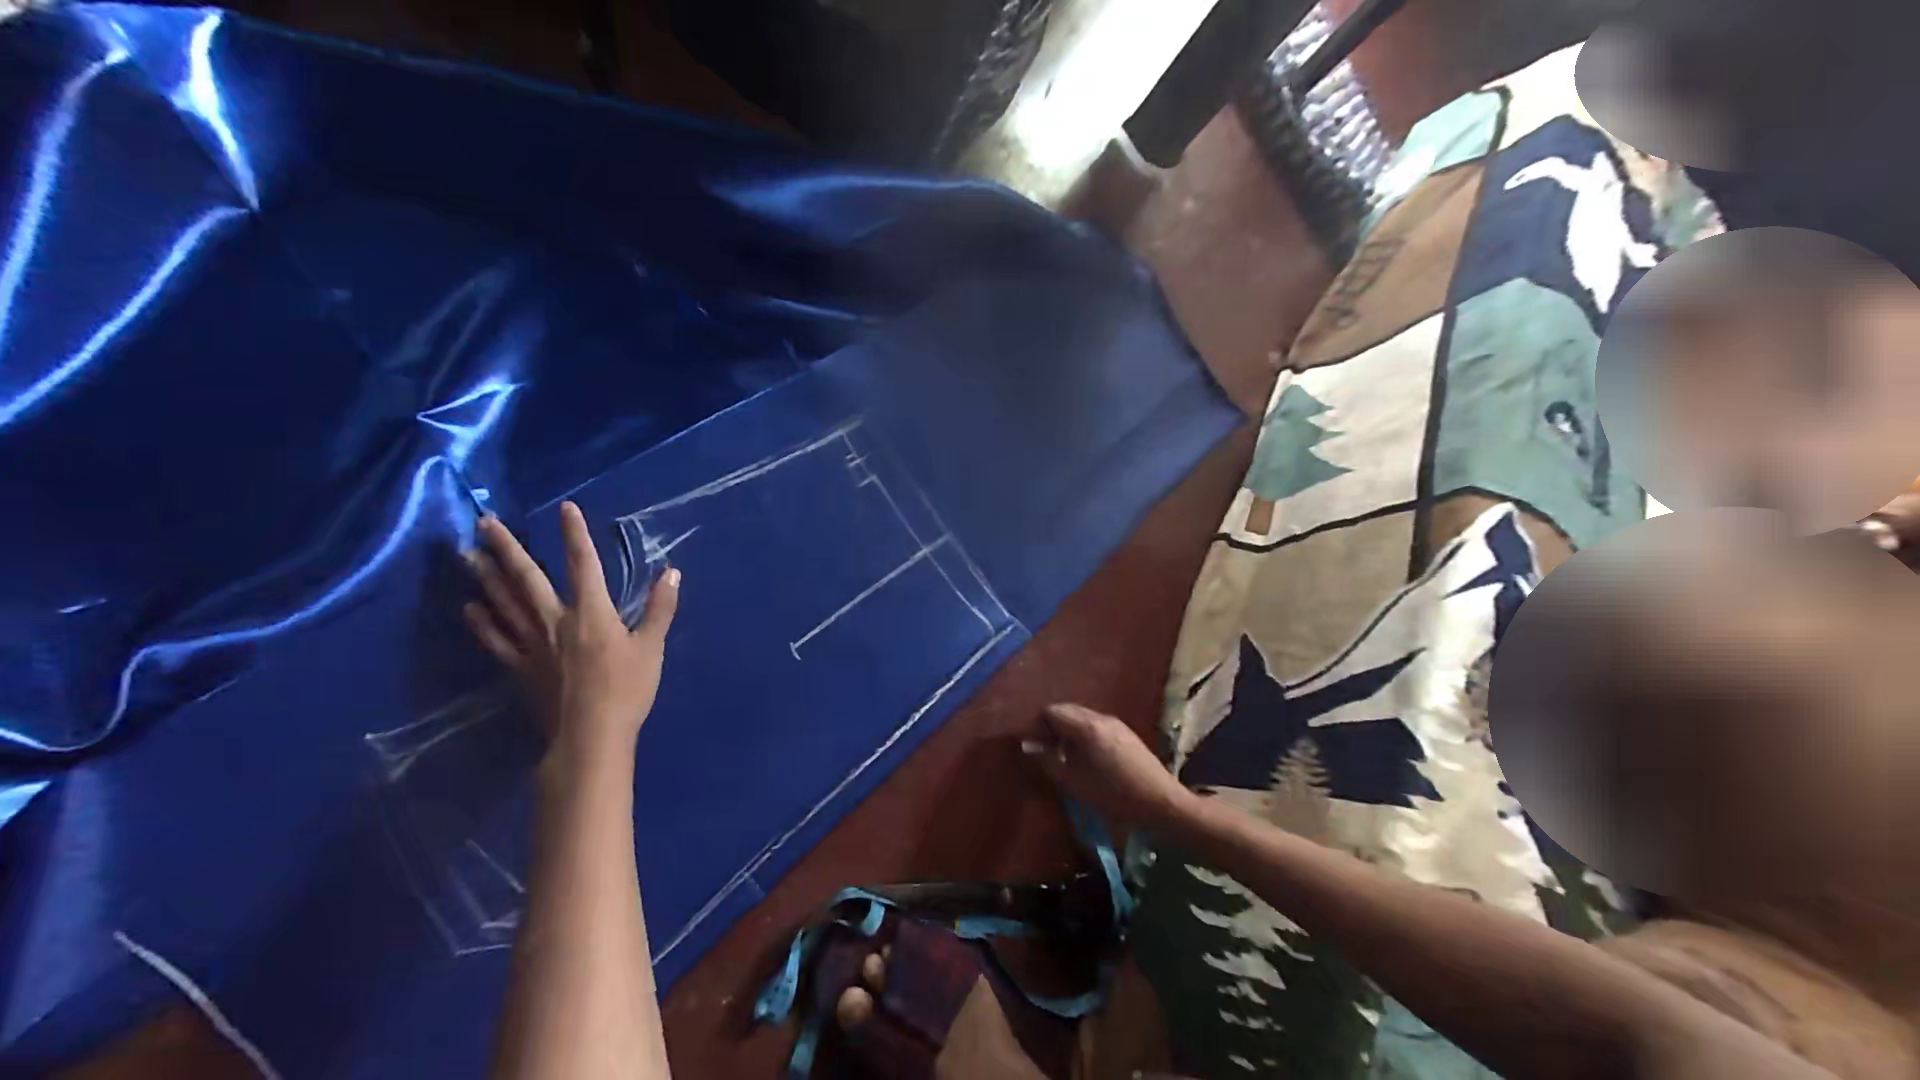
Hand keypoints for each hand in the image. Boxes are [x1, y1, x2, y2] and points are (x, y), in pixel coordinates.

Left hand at [462, 502, 679, 760]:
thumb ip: (660, 609)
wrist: (589, 736)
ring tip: (469, 554)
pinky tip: (469, 608)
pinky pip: (495, 640)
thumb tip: (672, 573)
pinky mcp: (519, 668)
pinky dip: (482, 622)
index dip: (574, 534)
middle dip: (507, 548)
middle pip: (527, 577)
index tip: (565, 508)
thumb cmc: (627, 690)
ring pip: (504, 603)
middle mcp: (555, 620)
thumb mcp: (651, 648)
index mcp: (591, 612)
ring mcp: (532, 644)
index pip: (582, 564)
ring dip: (487, 577)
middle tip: (485, 522)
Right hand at [1023, 704, 1194, 831]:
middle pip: (1066, 710)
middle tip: (1046, 754)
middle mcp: (1100, 717)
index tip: (1033, 748)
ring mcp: (1116, 723)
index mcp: (1086, 726)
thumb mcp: (1074, 783)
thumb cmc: (1114, 795)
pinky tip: (1087, 760)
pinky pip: (1096, 726)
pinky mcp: (1126, 733)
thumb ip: (1047, 761)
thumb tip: (1027, 746)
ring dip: (1068, 732)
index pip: (1051, 711)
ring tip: (1065, 759)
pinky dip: (1083, 736)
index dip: (1037, 727)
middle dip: (1051, 728)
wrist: (1161, 803)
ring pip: (1082, 718)